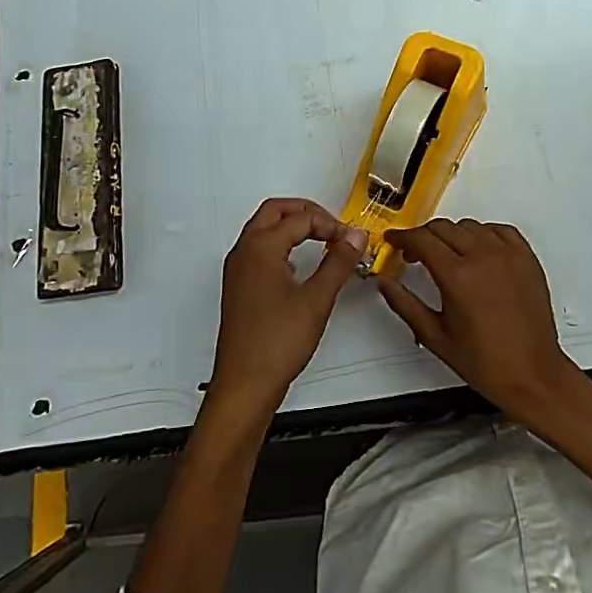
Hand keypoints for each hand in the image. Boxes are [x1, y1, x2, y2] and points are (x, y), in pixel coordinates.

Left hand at [210, 198, 366, 406]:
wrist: (246, 381)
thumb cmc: (274, 344)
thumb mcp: (317, 299)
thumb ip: (338, 262)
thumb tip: (353, 237)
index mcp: (260, 247)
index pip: (300, 218)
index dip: (330, 225)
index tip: (350, 240)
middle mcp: (244, 252)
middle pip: (275, 211)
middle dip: (306, 212)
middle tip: (333, 226)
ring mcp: (238, 268)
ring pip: (263, 228)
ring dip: (291, 226)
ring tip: (321, 239)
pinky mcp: (239, 285)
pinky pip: (258, 248)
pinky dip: (280, 243)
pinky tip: (299, 263)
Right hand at [375, 218, 575, 419]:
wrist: (531, 375)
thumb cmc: (487, 362)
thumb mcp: (434, 335)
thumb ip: (404, 303)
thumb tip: (385, 282)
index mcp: (457, 276)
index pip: (421, 239)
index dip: (402, 237)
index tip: (394, 240)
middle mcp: (484, 259)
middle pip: (443, 228)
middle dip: (423, 236)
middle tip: (414, 253)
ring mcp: (509, 257)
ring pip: (470, 226)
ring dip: (452, 235)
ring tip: (446, 254)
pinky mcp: (527, 261)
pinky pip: (501, 231)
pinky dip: (484, 234)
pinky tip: (477, 248)